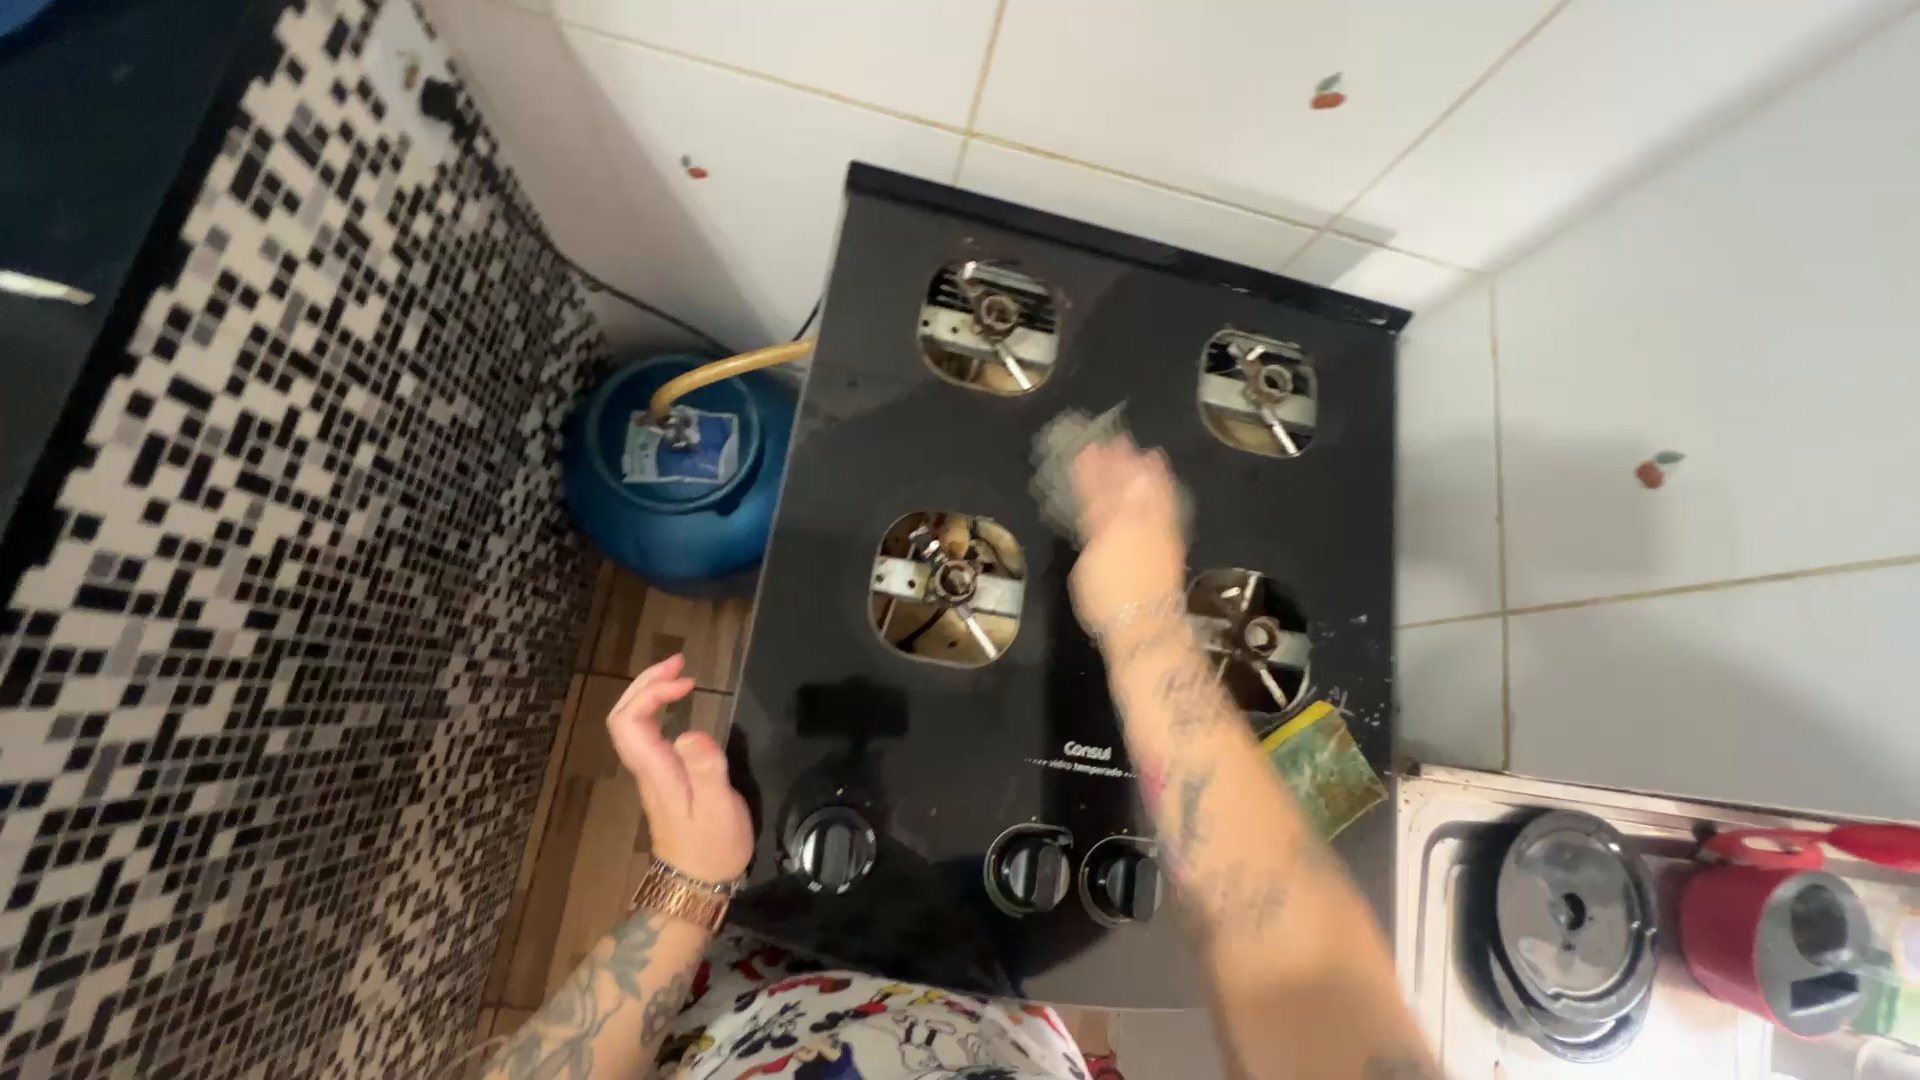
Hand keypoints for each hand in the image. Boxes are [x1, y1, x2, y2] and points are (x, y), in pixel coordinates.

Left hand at [606, 654, 754, 884]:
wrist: (698, 884)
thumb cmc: (713, 846)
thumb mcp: (719, 807)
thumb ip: (706, 770)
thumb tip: (690, 733)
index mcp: (656, 770)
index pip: (630, 720)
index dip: (650, 692)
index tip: (687, 681)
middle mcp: (647, 767)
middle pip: (625, 717)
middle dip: (646, 683)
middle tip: (679, 662)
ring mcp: (652, 773)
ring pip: (633, 723)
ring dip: (650, 693)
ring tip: (680, 674)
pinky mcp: (663, 777)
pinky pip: (648, 732)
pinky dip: (659, 709)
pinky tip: (681, 705)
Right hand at [1068, 435, 1188, 635]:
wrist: (1145, 625)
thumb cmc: (1109, 599)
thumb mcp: (1090, 563)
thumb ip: (1095, 529)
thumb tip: (1097, 509)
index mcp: (1110, 525)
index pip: (1098, 491)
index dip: (1091, 470)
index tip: (1085, 449)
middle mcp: (1134, 522)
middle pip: (1126, 487)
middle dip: (1119, 463)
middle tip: (1115, 441)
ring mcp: (1155, 532)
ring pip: (1149, 494)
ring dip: (1145, 473)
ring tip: (1148, 454)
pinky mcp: (1168, 544)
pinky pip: (1166, 506)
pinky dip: (1164, 490)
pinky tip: (1163, 483)